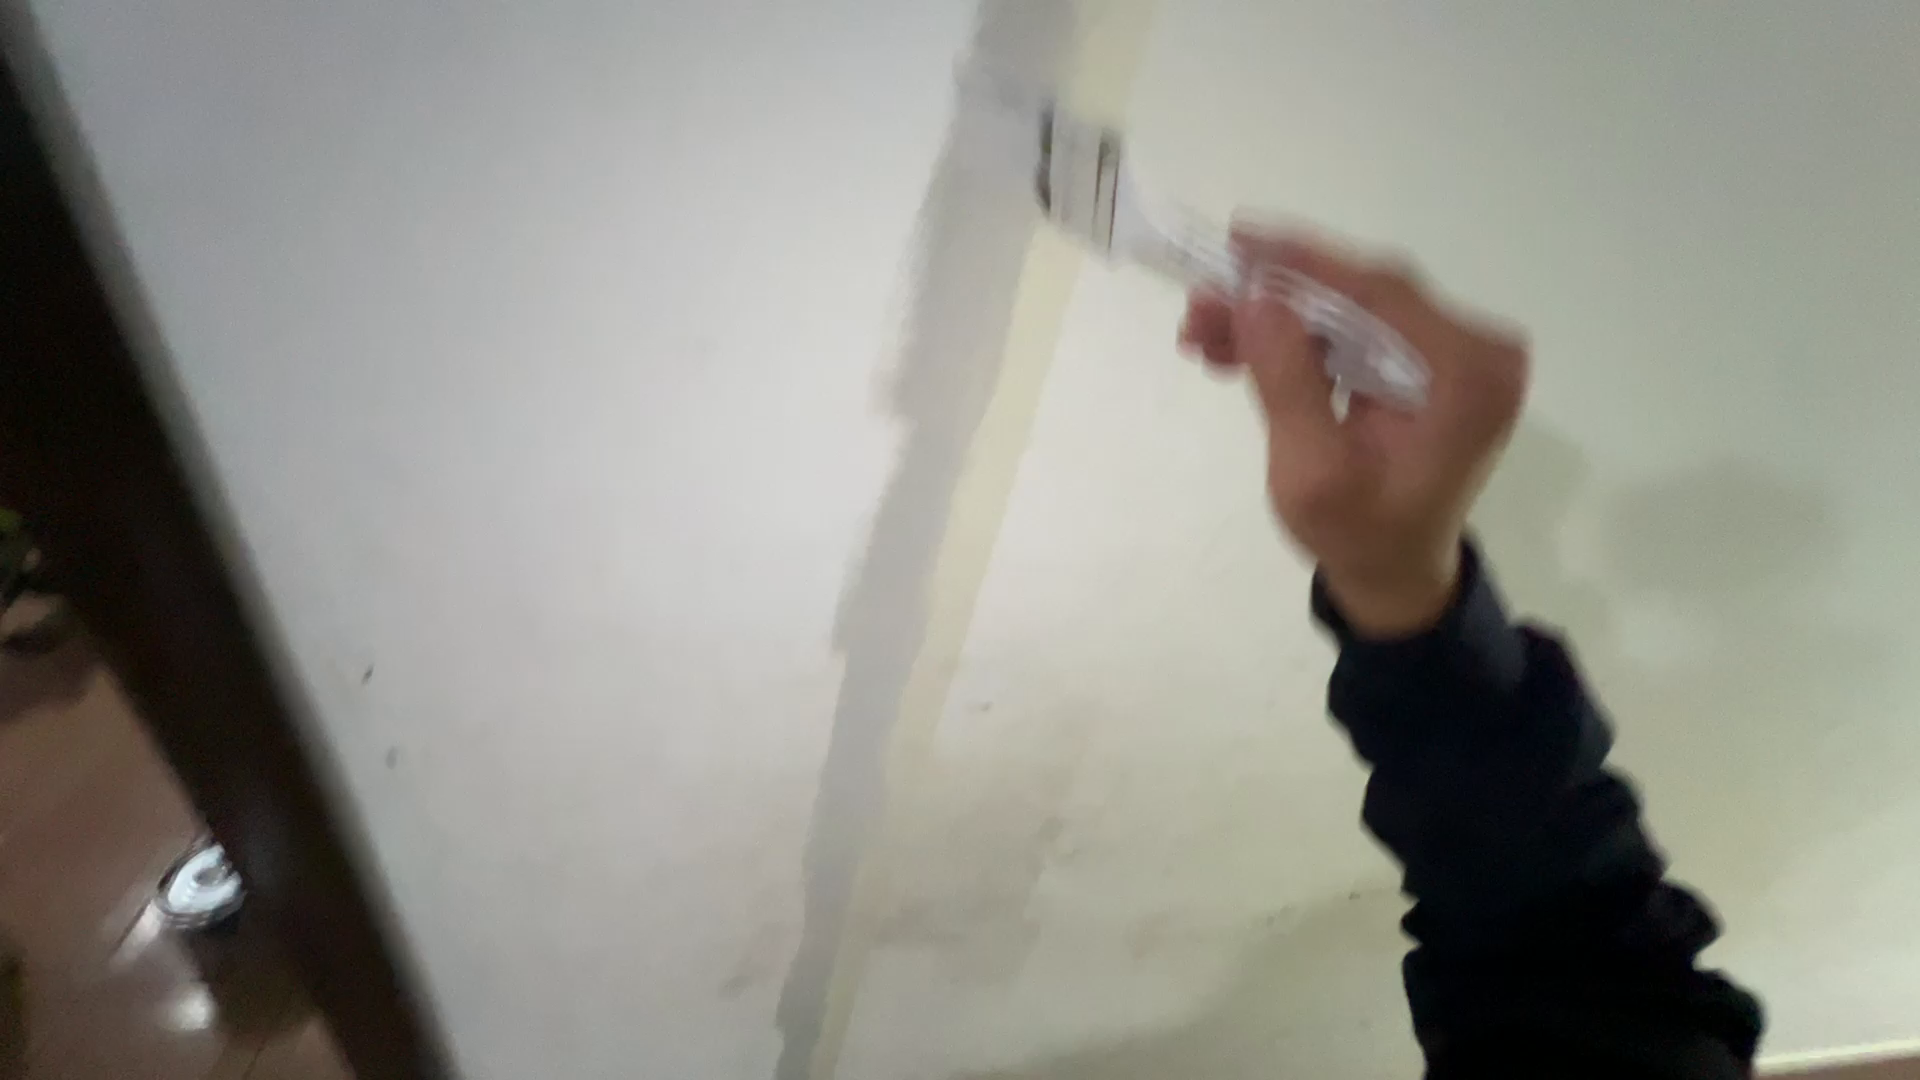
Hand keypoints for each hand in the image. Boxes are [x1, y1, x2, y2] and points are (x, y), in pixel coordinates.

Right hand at [1179, 227, 1528, 637]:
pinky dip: (1290, 340)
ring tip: (1202, 334)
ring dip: (1271, 320)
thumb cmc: (1356, 534)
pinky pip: (1346, 337)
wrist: (1392, 572)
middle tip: (1199, 306)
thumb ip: (1288, 383)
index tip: (1236, 243)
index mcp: (1466, 374)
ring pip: (1344, 313)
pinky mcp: (1417, 367)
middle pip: (1359, 297)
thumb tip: (1254, 300)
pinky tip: (1236, 350)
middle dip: (1272, 298)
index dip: (1303, 263)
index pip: (1379, 292)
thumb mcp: (1311, 471)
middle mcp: (1469, 350)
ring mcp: (1445, 357)